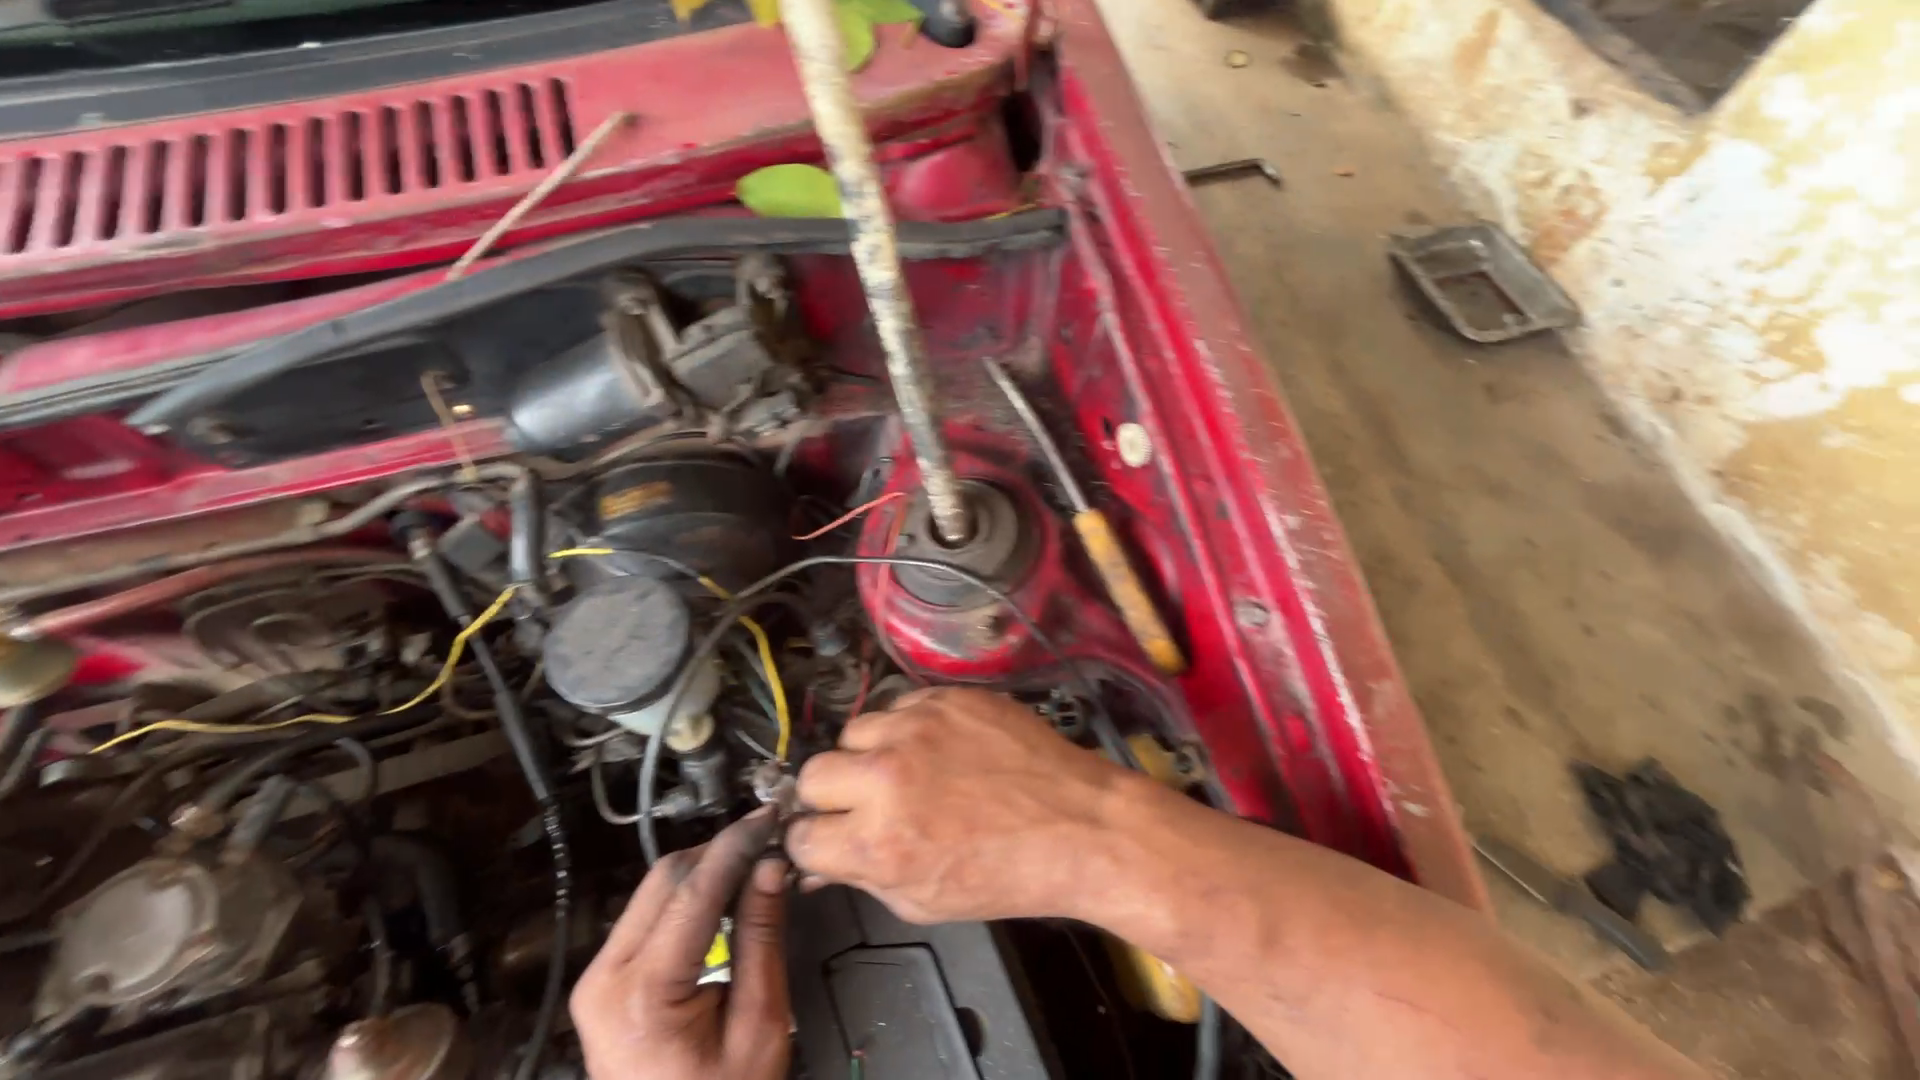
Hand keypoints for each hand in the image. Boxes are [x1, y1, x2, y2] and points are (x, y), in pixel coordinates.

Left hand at [570, 810, 790, 1079]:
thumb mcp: (758, 1025)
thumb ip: (762, 939)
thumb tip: (772, 865)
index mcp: (642, 993)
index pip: (693, 892)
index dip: (736, 845)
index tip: (771, 816)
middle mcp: (604, 976)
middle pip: (665, 880)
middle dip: (719, 851)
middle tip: (769, 838)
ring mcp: (596, 978)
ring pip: (653, 890)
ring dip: (704, 869)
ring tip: (754, 861)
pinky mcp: (601, 981)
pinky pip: (647, 915)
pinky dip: (688, 894)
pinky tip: (724, 892)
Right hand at [786, 686, 1145, 922]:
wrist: (1080, 825)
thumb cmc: (1010, 873)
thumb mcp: (926, 902)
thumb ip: (863, 879)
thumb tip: (820, 864)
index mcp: (879, 840)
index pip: (802, 834)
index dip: (815, 842)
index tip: (830, 838)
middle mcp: (887, 776)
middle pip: (812, 773)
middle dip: (830, 795)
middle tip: (863, 803)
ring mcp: (917, 727)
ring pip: (853, 732)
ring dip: (869, 754)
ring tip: (906, 770)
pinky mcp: (946, 698)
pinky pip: (900, 706)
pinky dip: (909, 728)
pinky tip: (939, 748)